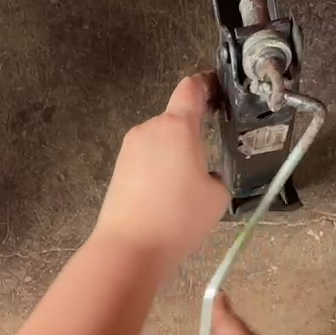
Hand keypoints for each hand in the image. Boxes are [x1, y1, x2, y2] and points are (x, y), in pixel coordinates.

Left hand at [94, 73, 229, 258]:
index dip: (206, 85)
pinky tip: (165, 204)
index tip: (217, 92)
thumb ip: (216, 177)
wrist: (130, 248)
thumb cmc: (179, 219)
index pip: (191, 88)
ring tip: (184, 194)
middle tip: (205, 167)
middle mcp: (149, 129)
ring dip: (174, 159)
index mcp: (177, 126)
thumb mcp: (217, 198)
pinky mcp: (118, 170)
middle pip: (175, 121)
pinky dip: (158, 175)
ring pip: (160, 145)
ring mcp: (129, 150)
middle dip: (191, 137)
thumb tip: (203, 178)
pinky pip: (146, 164)